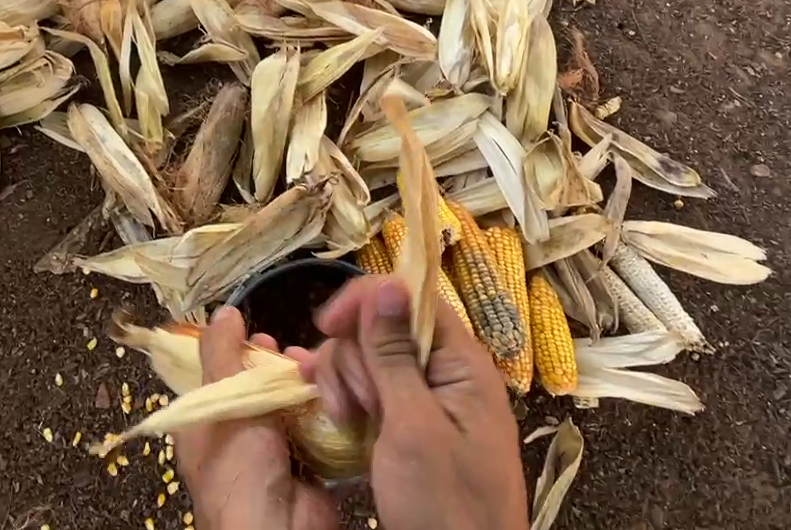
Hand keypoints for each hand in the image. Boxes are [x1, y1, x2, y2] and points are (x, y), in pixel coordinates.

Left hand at [174, 305, 339, 529]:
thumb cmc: (238, 465)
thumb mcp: (222, 401)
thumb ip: (221, 354)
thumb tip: (223, 311)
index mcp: (205, 422)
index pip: (219, 373)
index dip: (238, 350)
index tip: (258, 333)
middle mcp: (237, 435)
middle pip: (257, 384)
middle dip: (275, 364)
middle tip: (291, 350)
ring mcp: (274, 449)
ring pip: (289, 401)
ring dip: (303, 382)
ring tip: (315, 366)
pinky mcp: (308, 461)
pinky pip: (315, 423)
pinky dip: (325, 406)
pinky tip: (335, 387)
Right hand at [301, 276, 526, 529]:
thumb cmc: (443, 508)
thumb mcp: (414, 428)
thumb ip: (396, 355)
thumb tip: (389, 282)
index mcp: (462, 365)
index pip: (412, 298)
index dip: (367, 302)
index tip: (328, 326)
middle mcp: (445, 374)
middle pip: (382, 327)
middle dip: (354, 357)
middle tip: (351, 405)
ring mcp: (425, 402)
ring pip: (367, 358)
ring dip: (344, 381)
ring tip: (344, 422)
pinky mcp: (405, 427)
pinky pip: (368, 391)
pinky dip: (345, 398)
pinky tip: (330, 413)